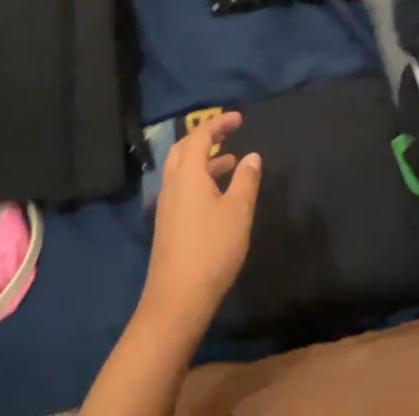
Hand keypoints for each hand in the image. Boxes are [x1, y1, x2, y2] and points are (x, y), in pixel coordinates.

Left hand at [141, 112, 261, 321]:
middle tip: (229, 134)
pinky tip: (217, 194)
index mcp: (188, 174)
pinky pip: (182, 187)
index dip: (219, 124)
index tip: (239, 119)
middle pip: (183, 149)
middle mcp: (172, 184)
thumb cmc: (212, 250)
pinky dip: (199, 178)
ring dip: (204, 160)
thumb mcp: (238, 212)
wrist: (177, 298)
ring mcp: (166, 205)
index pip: (200, 137)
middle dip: (205, 137)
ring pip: (181, 170)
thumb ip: (246, 180)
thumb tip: (252, 156)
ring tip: (231, 161)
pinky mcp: (167, 223)